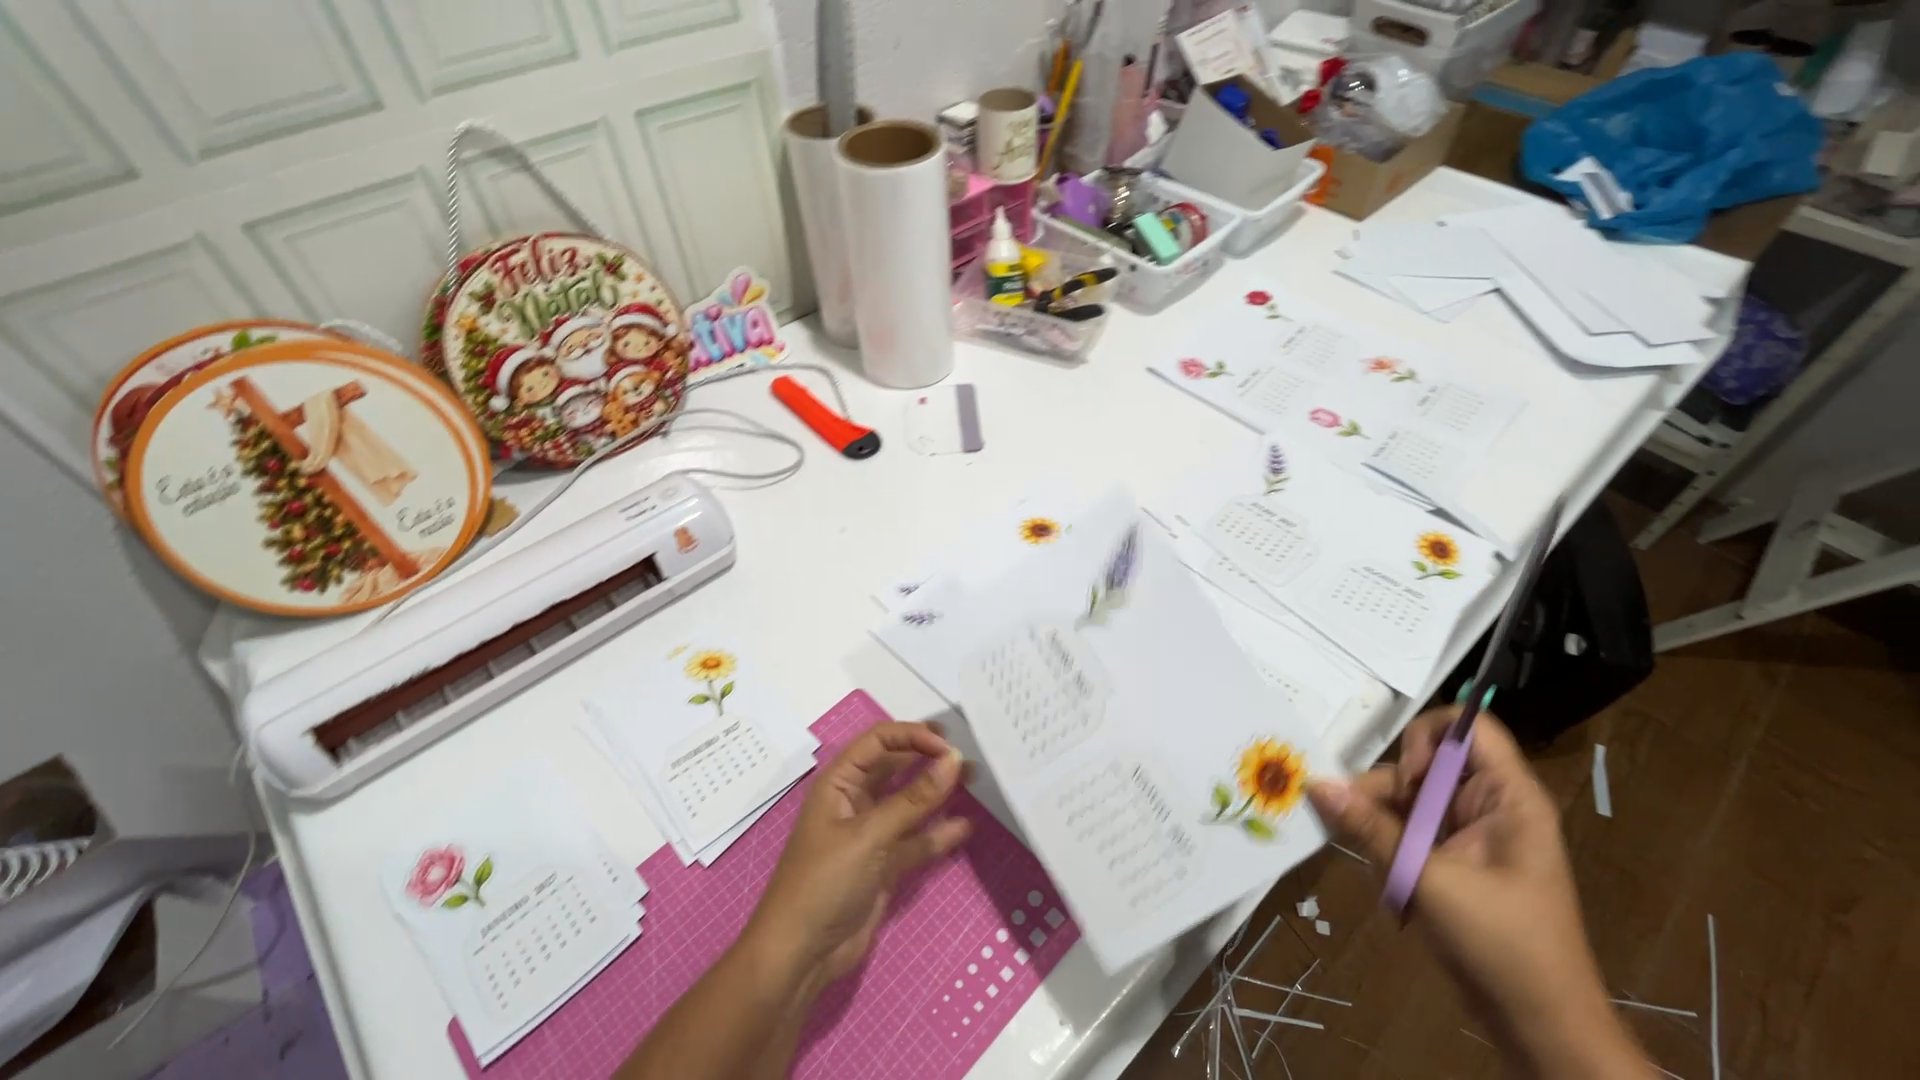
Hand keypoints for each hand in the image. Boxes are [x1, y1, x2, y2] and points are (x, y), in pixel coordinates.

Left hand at [746, 721, 973, 989]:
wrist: (800, 955)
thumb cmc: (824, 883)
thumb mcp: (869, 836)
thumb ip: (913, 799)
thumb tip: (954, 760)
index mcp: (839, 783)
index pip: (879, 741)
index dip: (913, 736)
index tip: (949, 747)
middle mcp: (855, 801)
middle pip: (896, 767)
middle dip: (930, 759)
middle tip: (971, 758)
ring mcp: (871, 835)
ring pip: (910, 804)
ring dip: (939, 793)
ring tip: (976, 783)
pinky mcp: (885, 866)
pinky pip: (916, 841)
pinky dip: (938, 834)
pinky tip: (966, 826)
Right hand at [1307, 708, 1646, 1077]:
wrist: (1541, 1026)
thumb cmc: (1502, 945)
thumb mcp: (1429, 881)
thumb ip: (1370, 828)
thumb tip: (1316, 784)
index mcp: (1507, 797)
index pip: (1468, 728)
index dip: (1427, 738)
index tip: (1404, 781)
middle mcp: (1488, 806)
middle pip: (1424, 765)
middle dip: (1384, 792)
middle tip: (1353, 824)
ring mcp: (1470, 837)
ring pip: (1408, 802)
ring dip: (1379, 826)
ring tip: (1374, 866)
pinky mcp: (1453, 864)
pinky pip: (1408, 834)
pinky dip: (1388, 850)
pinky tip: (1387, 884)